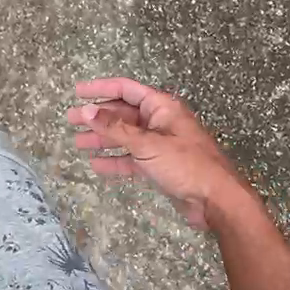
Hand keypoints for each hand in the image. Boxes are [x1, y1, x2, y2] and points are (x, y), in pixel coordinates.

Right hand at [67, 77, 258, 231]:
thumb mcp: (147, 144)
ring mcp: (160, 144)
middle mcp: (159, 121)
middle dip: (97, 117)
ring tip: (77, 142)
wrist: (218, 201)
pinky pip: (132, 158)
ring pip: (125, 136)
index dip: (100, 88)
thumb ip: (114, 128)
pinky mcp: (160, 165)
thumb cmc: (186, 165)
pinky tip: (96, 164)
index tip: (77, 92)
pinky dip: (115, 160)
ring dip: (102, 139)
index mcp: (161, 107)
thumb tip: (86, 110)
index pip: (125, 89)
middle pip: (122, 113)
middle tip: (71, 120)